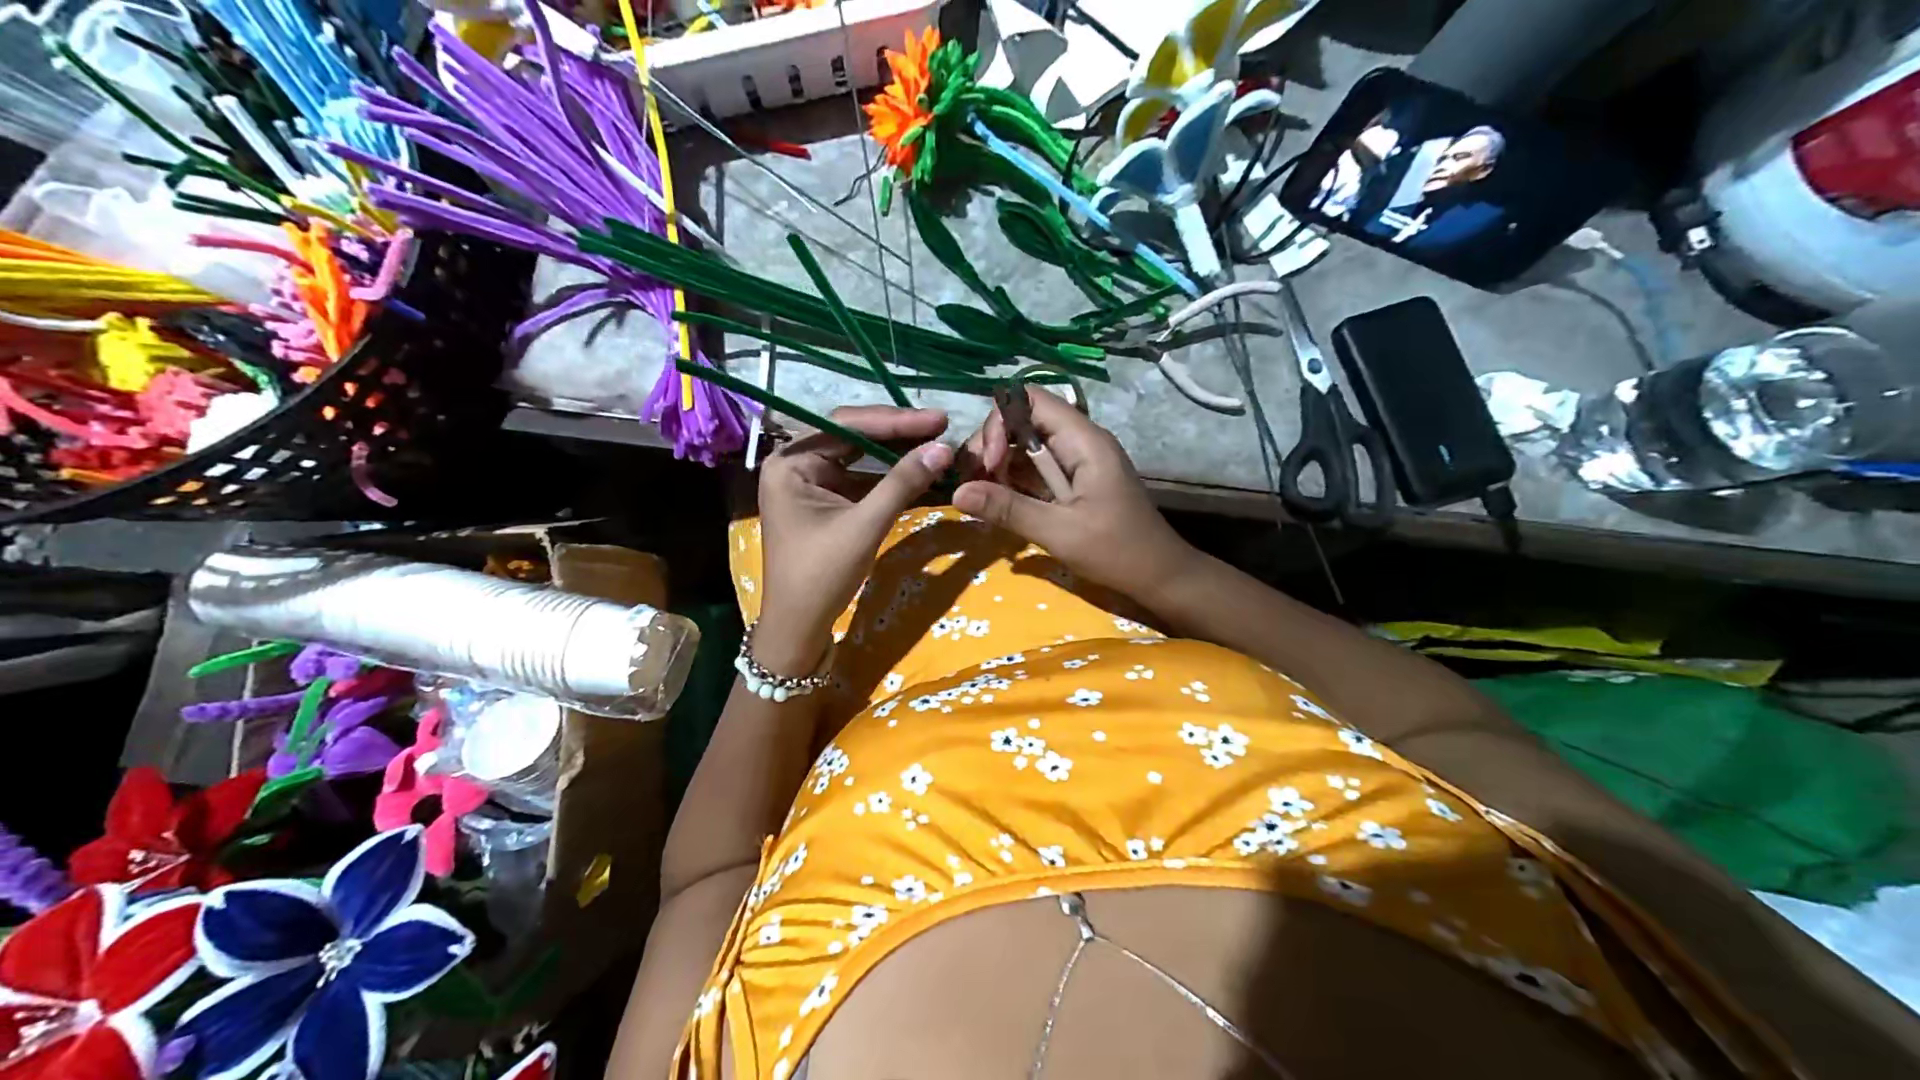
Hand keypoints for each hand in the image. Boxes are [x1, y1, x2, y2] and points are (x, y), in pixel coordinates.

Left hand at [757, 406, 953, 672]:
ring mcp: (810, 482)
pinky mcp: (825, 501)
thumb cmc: (821, 575)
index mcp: (790, 462)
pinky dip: (889, 475)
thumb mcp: (864, 526)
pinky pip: (860, 478)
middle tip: (942, 427)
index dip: (895, 421)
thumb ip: (902, 483)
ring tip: (937, 443)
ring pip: (860, 456)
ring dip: (897, 452)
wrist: (799, 627)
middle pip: (853, 435)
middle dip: (898, 433)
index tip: (938, 420)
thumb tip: (944, 448)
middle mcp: (796, 463)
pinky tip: (919, 468)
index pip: (847, 425)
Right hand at [954, 387, 1198, 611]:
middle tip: (975, 483)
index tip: (989, 463)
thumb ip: (1008, 509)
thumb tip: (957, 493)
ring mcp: (1076, 462)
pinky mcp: (1073, 483)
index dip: (1000, 422)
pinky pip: (1035, 470)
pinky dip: (1012, 482)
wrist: (1160, 575)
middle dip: (992, 445)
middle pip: (1022, 421)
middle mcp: (1078, 442)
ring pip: (1025, 447)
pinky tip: (996, 502)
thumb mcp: (1059, 531)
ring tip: (979, 495)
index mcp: (1083, 441)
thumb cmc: (1117, 551)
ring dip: (998, 466)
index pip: (1031, 399)